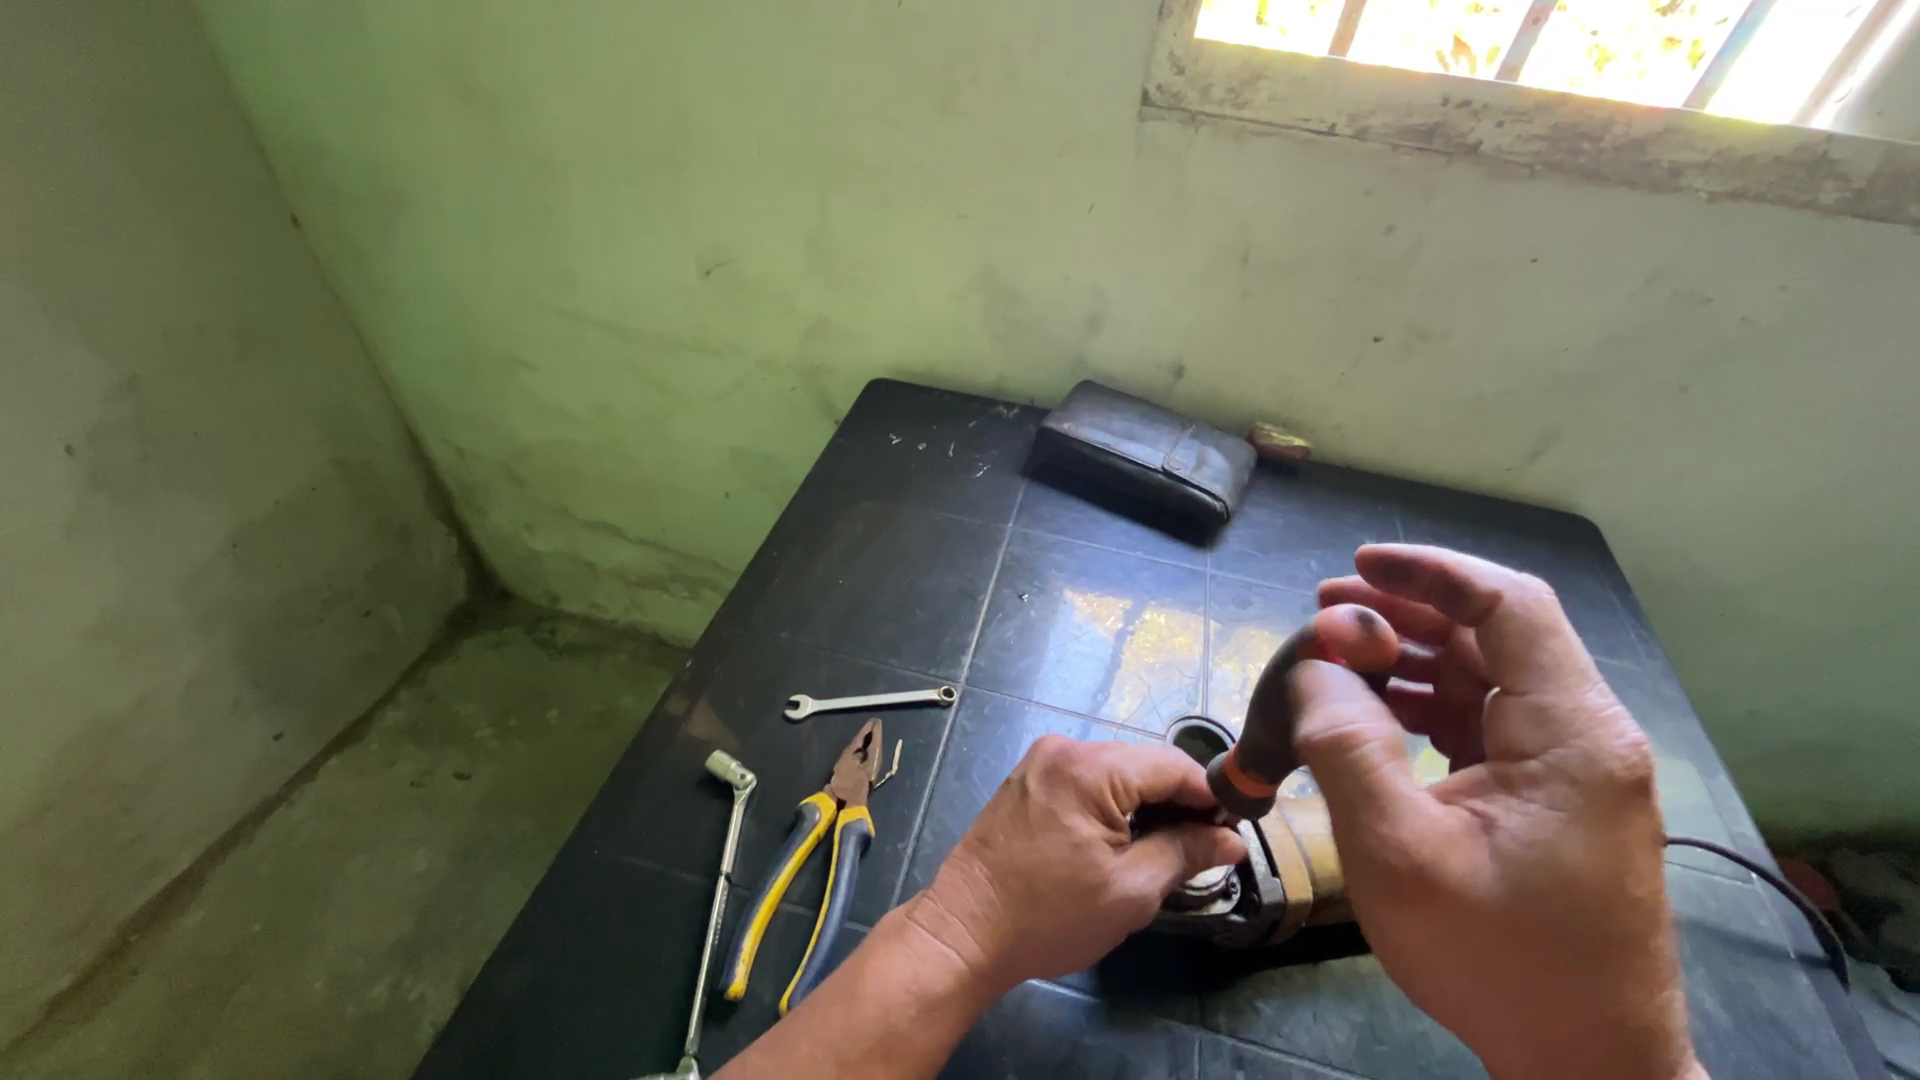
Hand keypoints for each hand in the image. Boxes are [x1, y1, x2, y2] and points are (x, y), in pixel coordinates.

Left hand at [903, 738, 1245, 993]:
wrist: (964, 930)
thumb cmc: (1048, 916)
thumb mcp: (1130, 891)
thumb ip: (1185, 853)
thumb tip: (1231, 839)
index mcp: (1089, 767)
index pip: (1172, 764)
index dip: (1211, 795)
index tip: (1235, 829)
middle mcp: (1064, 748)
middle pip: (1143, 763)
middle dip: (1179, 801)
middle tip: (1207, 846)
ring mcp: (1041, 760)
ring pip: (1116, 772)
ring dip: (1147, 804)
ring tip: (1170, 848)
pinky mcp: (1028, 778)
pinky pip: (1087, 780)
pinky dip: (1114, 804)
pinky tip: (1126, 839)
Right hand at [1297, 544, 1703, 1079]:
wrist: (1585, 1061)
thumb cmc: (1495, 959)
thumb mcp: (1398, 852)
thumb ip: (1347, 747)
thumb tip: (1315, 667)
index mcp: (1568, 735)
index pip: (1509, 605)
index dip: (1430, 572)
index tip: (1356, 564)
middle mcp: (1581, 735)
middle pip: (1494, 633)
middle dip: (1406, 610)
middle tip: (1325, 609)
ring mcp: (1567, 766)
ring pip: (1485, 673)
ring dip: (1410, 654)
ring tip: (1336, 654)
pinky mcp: (1546, 794)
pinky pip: (1480, 718)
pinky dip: (1421, 700)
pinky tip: (1371, 712)